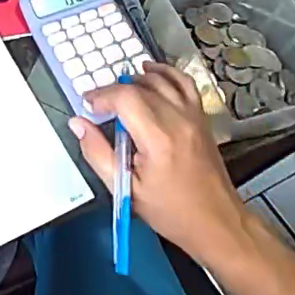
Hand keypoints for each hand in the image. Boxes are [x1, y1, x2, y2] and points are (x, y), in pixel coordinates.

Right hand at [68, 62, 259, 268]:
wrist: (215, 221)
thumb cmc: (173, 211)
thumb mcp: (126, 189)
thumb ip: (98, 153)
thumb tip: (79, 126)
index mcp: (159, 138)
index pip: (126, 98)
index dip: (102, 96)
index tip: (88, 107)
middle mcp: (179, 120)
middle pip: (141, 87)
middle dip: (113, 90)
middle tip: (97, 104)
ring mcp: (193, 116)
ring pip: (162, 80)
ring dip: (137, 79)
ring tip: (118, 89)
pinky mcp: (201, 118)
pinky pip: (184, 84)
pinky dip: (167, 73)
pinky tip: (152, 73)